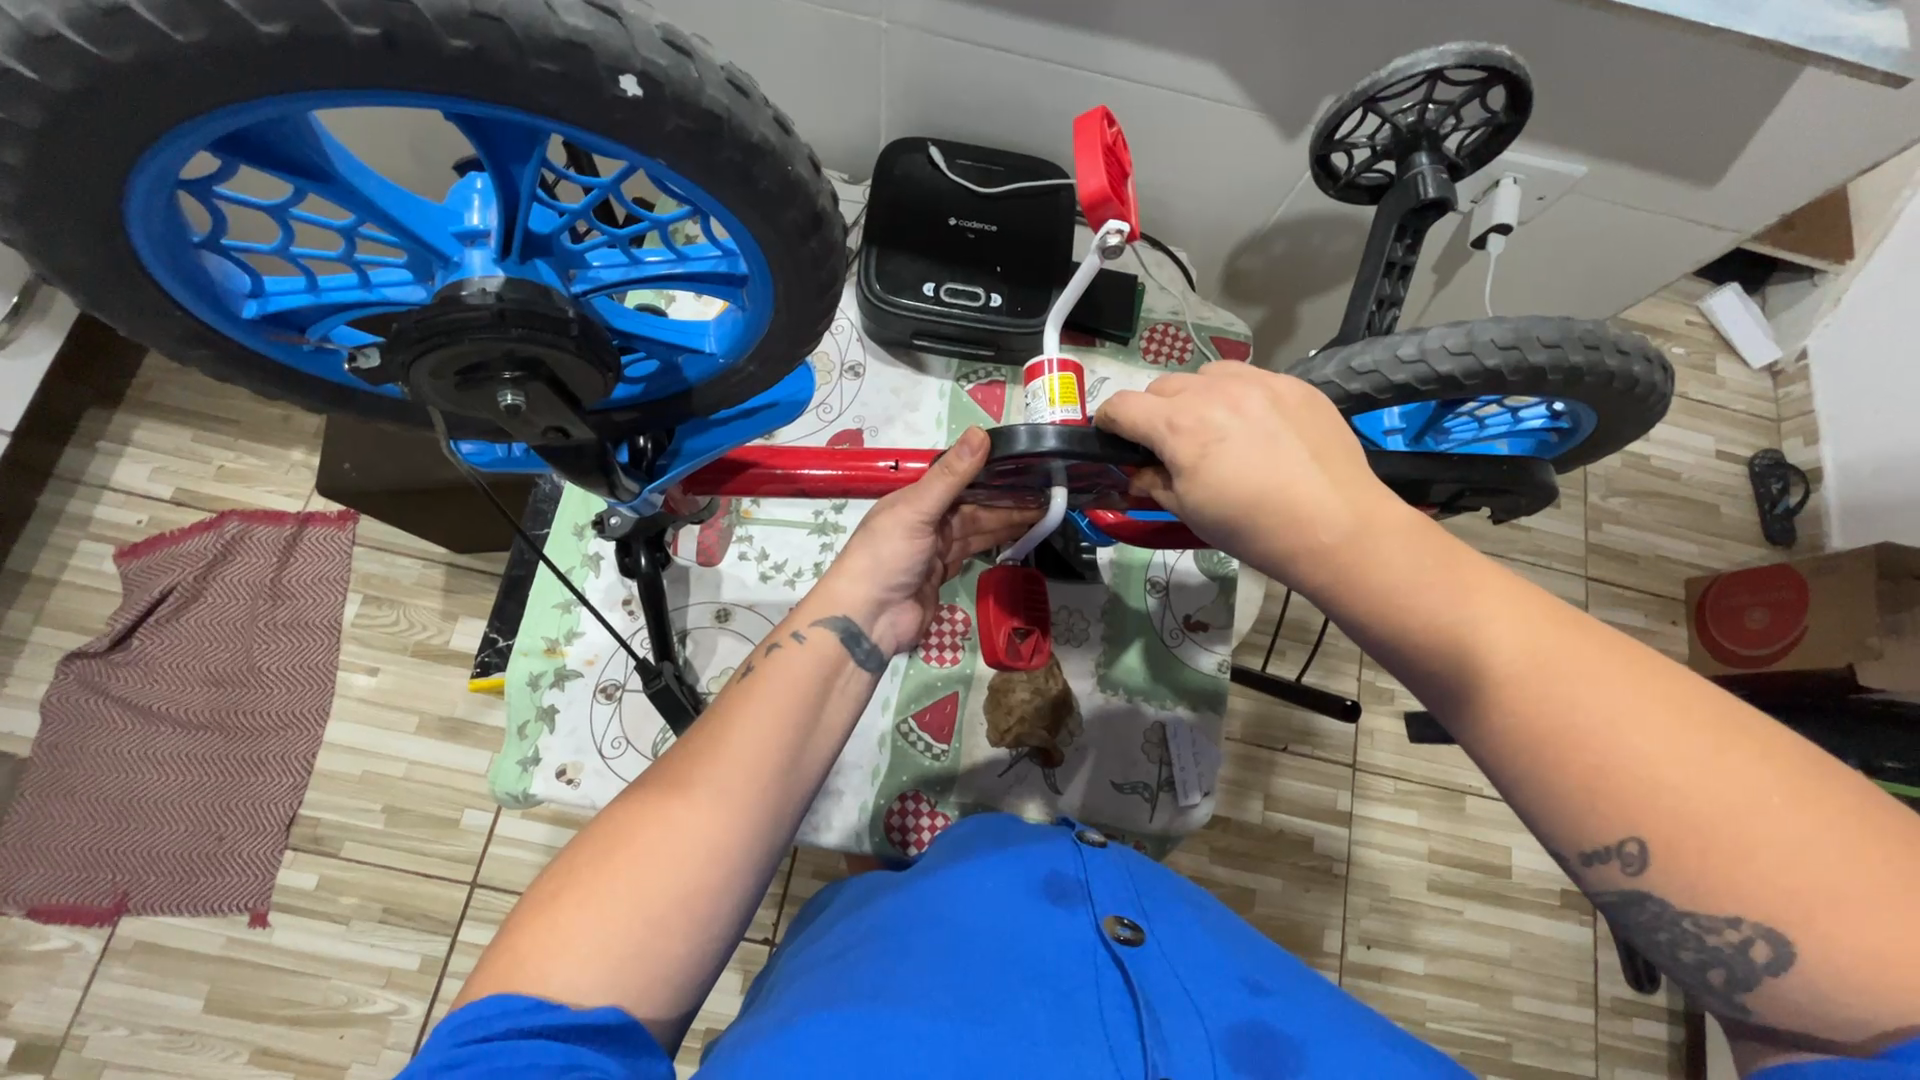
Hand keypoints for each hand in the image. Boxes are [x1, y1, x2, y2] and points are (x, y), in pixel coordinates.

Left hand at [813, 427, 1041, 655]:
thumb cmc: (887, 556)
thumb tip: (980, 430)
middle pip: (973, 506)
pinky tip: (1016, 537)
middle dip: (1006, 501)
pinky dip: (994, 545)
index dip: (992, 473)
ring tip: (1042, 513)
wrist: (869, 618)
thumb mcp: (917, 510)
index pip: (959, 479)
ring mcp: (934, 550)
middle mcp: (925, 520)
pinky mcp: (943, 575)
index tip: (1026, 468)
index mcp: (914, 498)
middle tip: (1046, 495)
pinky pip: (973, 553)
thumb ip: (951, 475)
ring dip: (1006, 522)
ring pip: (976, 530)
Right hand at [1094, 362, 1404, 586]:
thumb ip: (1154, 482)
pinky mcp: (1293, 384)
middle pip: (1161, 387)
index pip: (1121, 406)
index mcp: (1178, 426)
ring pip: (1205, 375)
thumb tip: (1139, 471)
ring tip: (1216, 429)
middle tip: (1171, 446)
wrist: (1335, 526)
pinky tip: (1257, 429)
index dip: (1109, 422)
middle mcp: (1212, 392)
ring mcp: (1257, 382)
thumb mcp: (1188, 511)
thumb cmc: (1251, 528)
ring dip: (1196, 397)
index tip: (1114, 438)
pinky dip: (1239, 397)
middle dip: (1154, 413)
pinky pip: (1250, 378)